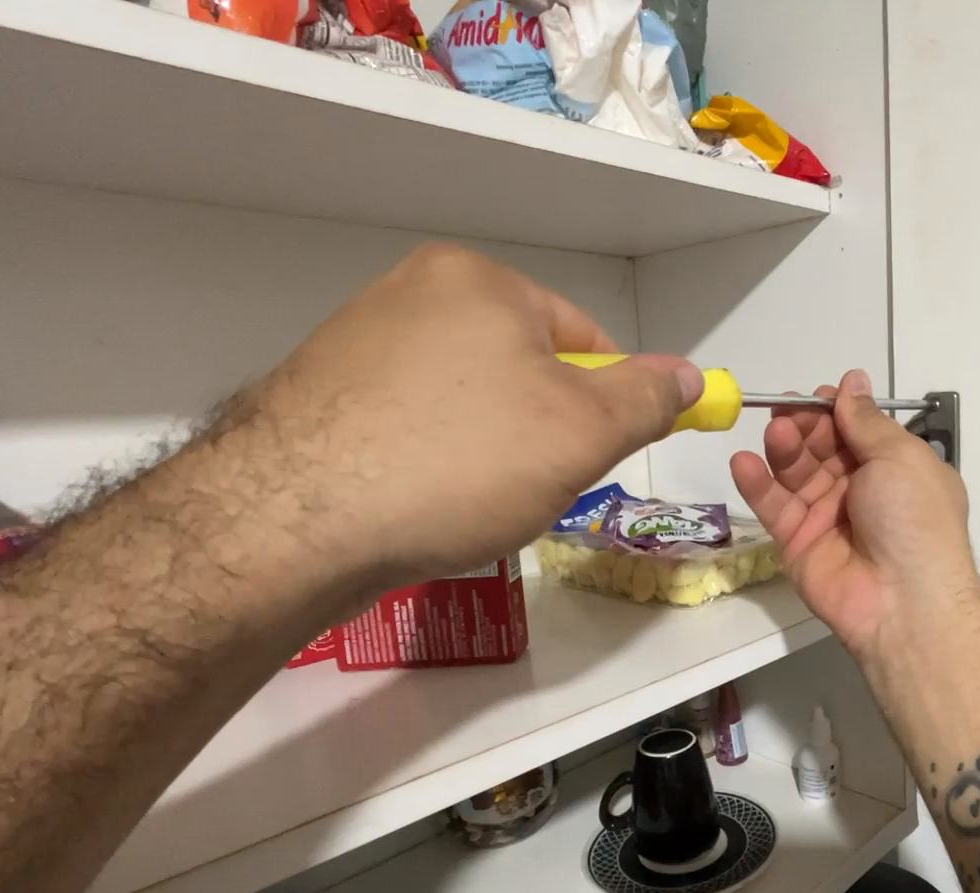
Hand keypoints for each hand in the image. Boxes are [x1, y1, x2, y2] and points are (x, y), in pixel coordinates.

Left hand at [186, 243, 701, 589]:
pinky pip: (418, 428)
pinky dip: (439, 466)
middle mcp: (415, 292)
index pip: (585, 339)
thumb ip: (647, 399)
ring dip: (496, 456)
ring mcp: (361, 343)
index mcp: (481, 281)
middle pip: (528, 372)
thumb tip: (688, 376)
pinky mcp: (325, 398)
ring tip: (472, 505)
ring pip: (474, 406)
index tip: (595, 459)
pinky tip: (426, 506)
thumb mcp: (583, 432)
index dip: (608, 405)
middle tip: (535, 490)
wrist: (291, 524)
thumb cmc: (460, 463)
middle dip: (547, 436)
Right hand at [731, 369, 976, 655]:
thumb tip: (853, 381)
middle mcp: (860, 489)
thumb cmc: (914, 519)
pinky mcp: (797, 542)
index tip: (819, 395)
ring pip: (795, 471)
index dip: (836, 409)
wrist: (904, 600)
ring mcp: (826, 515)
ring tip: (775, 433)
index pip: (855, 429)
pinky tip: (743, 462)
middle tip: (788, 411)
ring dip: (783, 448)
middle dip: (805, 424)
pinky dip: (757, 484)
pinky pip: (774, 506)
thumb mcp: (901, 458)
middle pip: (821, 446)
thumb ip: (866, 421)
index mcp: (893, 467)